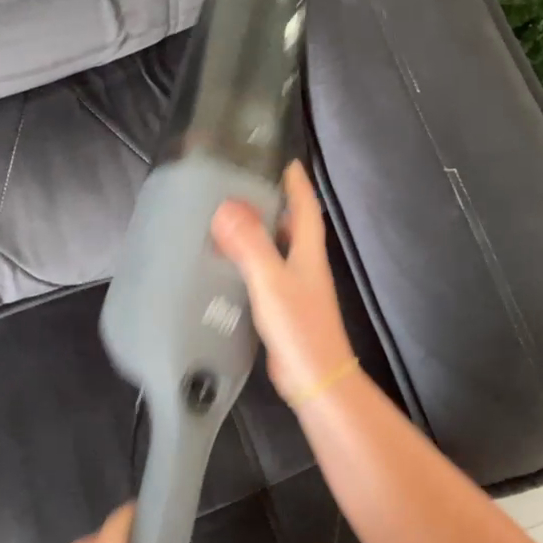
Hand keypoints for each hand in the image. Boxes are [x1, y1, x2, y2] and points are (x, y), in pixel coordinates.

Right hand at [210, 161, 360, 404]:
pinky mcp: (284, 312)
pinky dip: (250, 265)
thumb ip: (250, 245)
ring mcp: (297, 291)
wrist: (315, 381)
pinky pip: (266, 277)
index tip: (286, 162)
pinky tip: (228, 270)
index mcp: (308, 254)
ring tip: (229, 224)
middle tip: (244, 191)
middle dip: (274, 206)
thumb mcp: (271, 281)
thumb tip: (227, 207)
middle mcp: (305, 268)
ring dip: (260, 236)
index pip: (305, 209)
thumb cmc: (300, 328)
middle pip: (292, 228)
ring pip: (278, 252)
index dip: (297, 184)